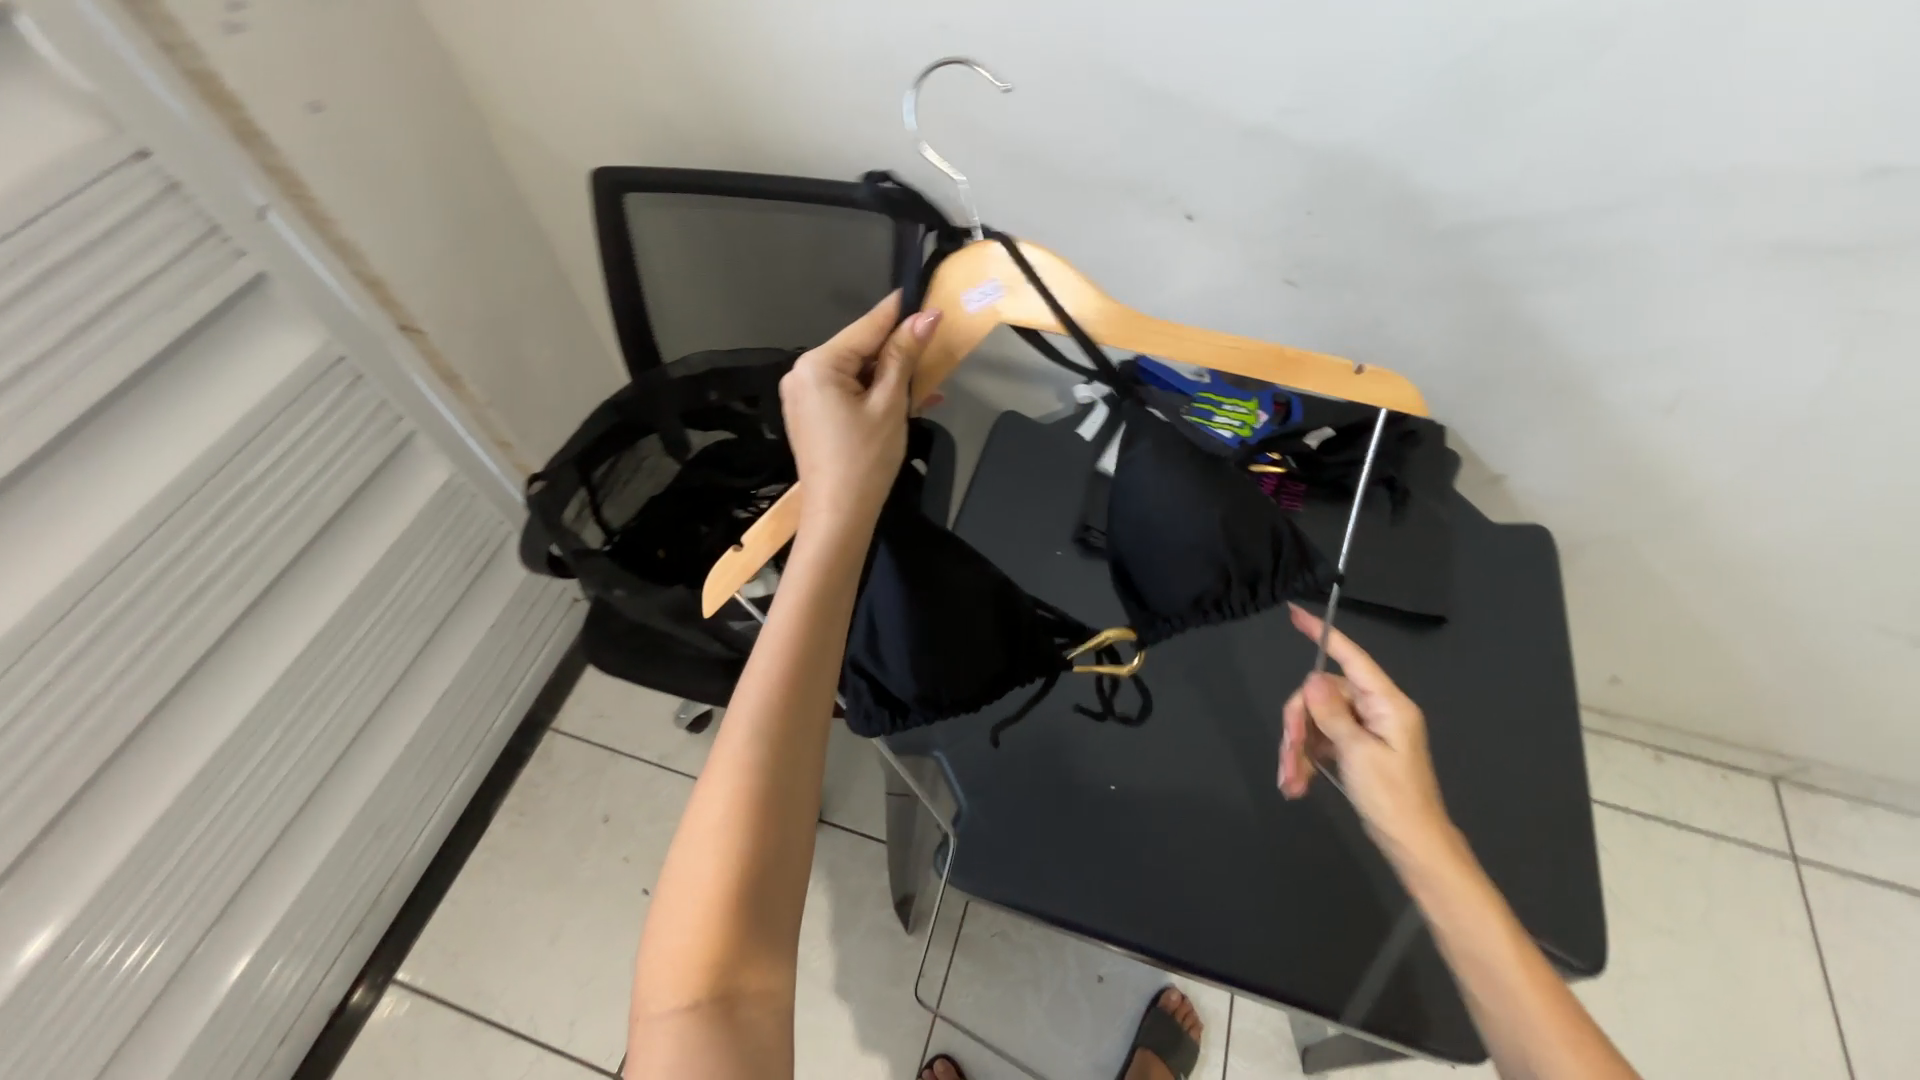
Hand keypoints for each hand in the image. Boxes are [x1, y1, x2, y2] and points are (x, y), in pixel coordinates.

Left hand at [780, 292, 940, 534]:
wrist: (839, 515)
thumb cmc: (866, 459)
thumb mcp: (889, 404)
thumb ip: (903, 357)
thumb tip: (925, 317)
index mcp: (817, 364)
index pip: (866, 327)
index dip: (899, 313)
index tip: (926, 296)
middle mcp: (802, 373)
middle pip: (859, 350)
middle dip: (896, 353)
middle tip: (934, 349)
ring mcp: (803, 395)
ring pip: (855, 373)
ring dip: (889, 377)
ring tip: (926, 382)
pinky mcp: (810, 415)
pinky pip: (846, 392)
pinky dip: (873, 395)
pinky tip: (905, 400)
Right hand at [1279, 603, 1454, 863]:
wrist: (1414, 845)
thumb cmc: (1393, 798)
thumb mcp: (1358, 754)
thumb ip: (1332, 714)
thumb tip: (1312, 678)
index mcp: (1387, 705)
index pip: (1352, 658)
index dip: (1324, 635)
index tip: (1296, 615)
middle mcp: (1376, 711)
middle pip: (1321, 697)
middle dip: (1298, 726)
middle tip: (1286, 758)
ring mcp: (1364, 731)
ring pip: (1316, 722)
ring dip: (1297, 750)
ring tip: (1290, 782)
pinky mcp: (1354, 750)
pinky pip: (1320, 742)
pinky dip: (1305, 761)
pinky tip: (1297, 786)